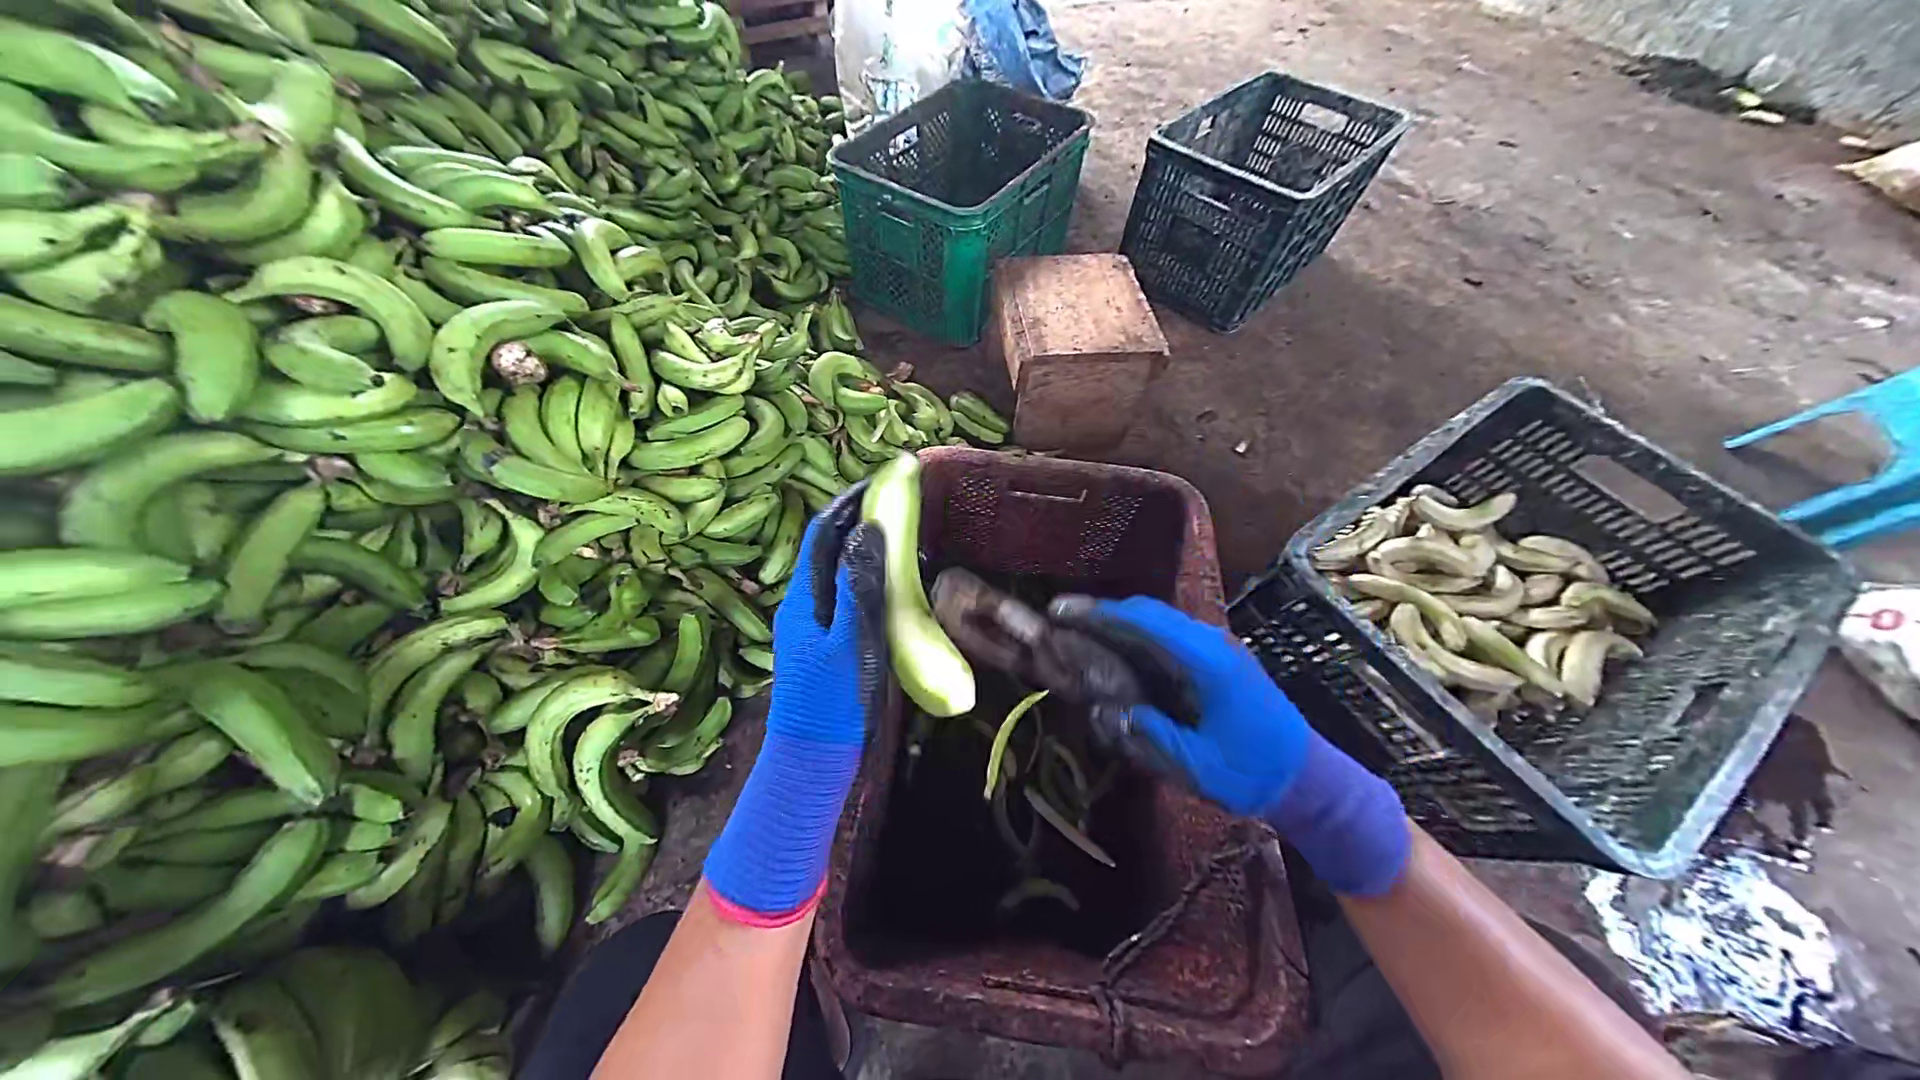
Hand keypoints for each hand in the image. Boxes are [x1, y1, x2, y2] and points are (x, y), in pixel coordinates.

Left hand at [703, 484, 884, 924]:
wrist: (815, 756)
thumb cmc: (832, 701)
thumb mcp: (850, 642)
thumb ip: (858, 587)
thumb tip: (868, 529)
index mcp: (805, 598)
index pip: (822, 533)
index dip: (848, 502)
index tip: (879, 479)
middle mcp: (806, 603)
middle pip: (829, 547)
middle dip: (859, 517)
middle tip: (897, 498)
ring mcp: (816, 622)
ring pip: (840, 570)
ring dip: (865, 544)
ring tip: (901, 528)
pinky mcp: (830, 639)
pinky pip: (849, 593)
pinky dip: (871, 574)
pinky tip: (895, 578)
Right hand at [1053, 595, 1410, 895]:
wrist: (1307, 778)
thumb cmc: (1255, 774)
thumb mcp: (1200, 766)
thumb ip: (1153, 736)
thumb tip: (1106, 711)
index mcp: (1210, 661)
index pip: (1146, 621)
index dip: (1099, 613)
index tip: (1060, 611)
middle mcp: (1213, 643)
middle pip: (1148, 613)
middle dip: (1101, 613)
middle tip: (1059, 619)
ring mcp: (1216, 648)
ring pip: (1157, 621)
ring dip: (1117, 622)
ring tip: (1077, 631)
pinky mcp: (1215, 660)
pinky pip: (1167, 637)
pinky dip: (1134, 636)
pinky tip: (1112, 649)